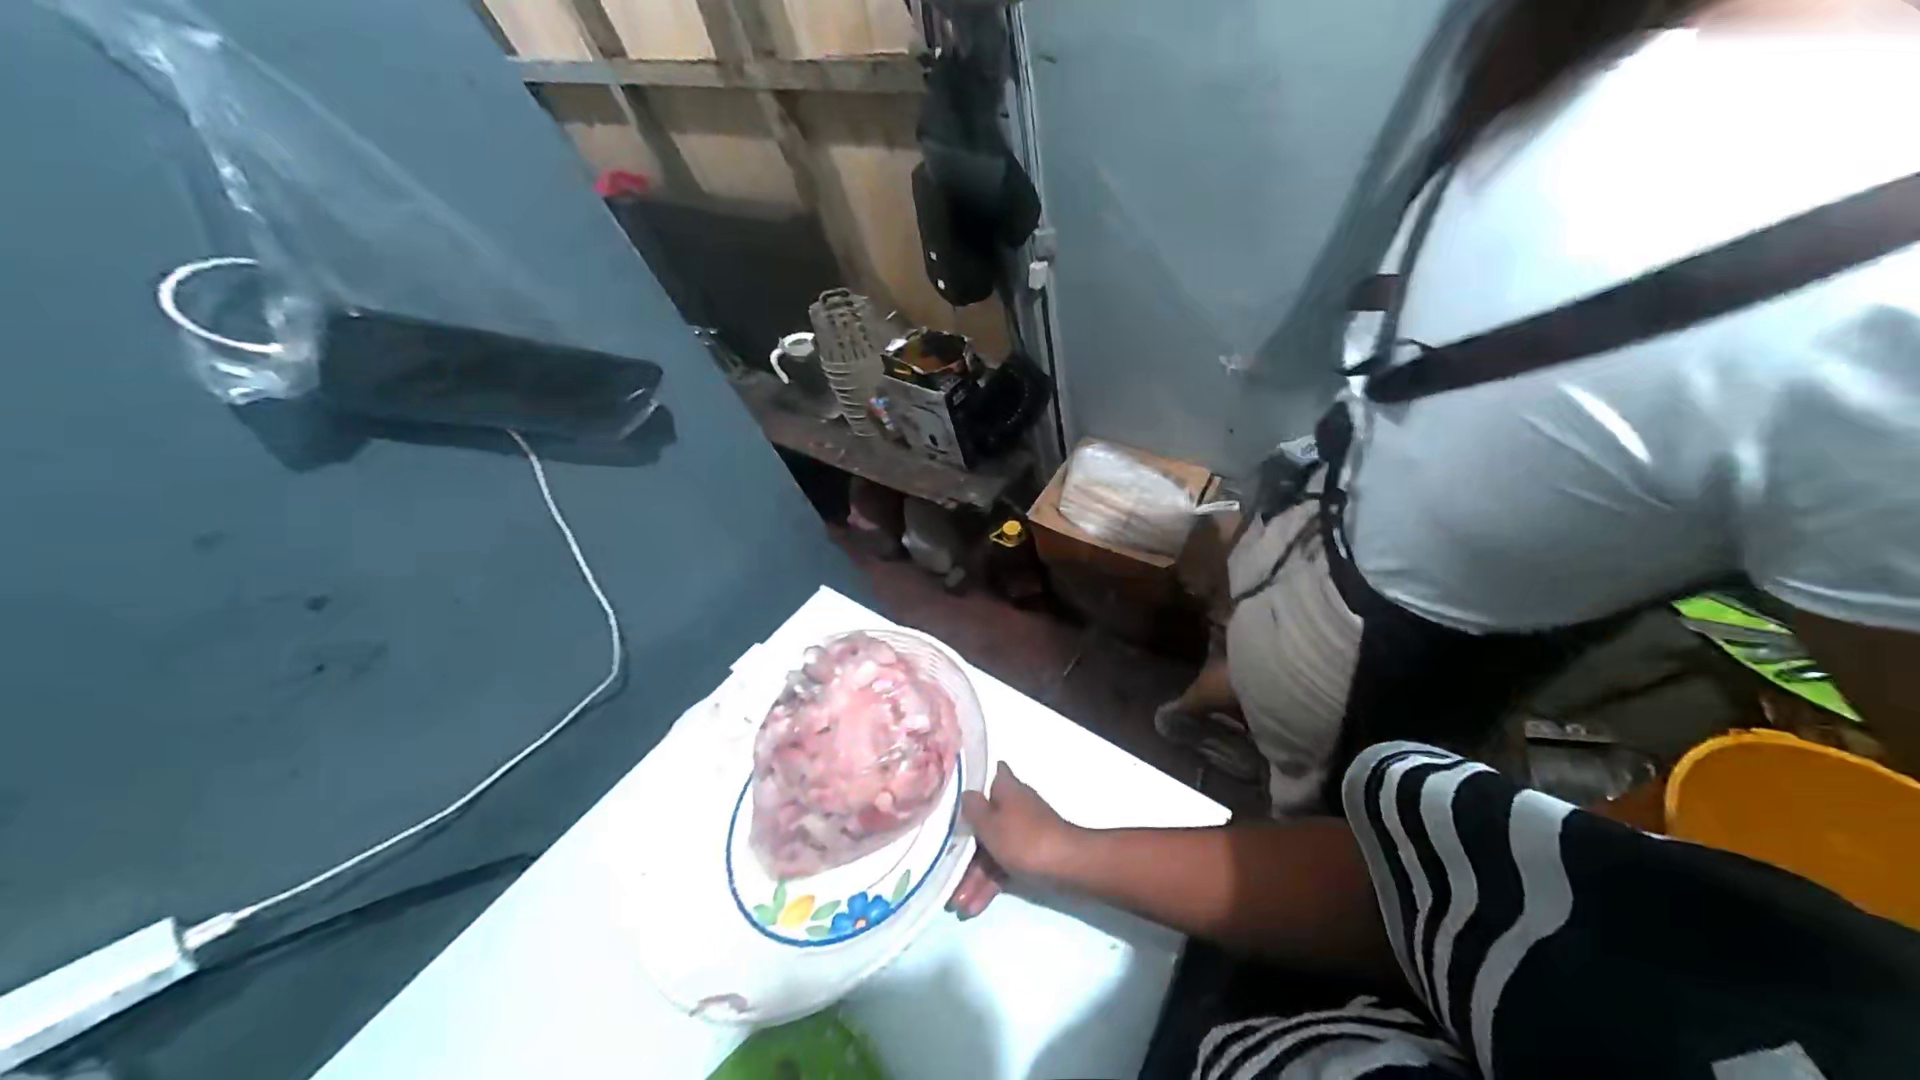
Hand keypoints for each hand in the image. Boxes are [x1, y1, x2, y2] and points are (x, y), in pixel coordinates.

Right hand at [947, 764, 1079, 919]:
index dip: (974, 781)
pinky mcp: (1031, 854)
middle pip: (983, 822)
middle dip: (963, 852)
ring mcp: (1023, 831)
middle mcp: (1014, 805)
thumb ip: (973, 807)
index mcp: (1006, 789)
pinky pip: (1004, 865)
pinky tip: (974, 908)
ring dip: (974, 877)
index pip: (990, 774)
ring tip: (957, 906)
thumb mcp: (989, 823)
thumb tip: (966, 792)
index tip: (953, 794)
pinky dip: (990, 883)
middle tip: (944, 875)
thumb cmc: (1023, 839)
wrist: (1067, 867)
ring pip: (992, 849)